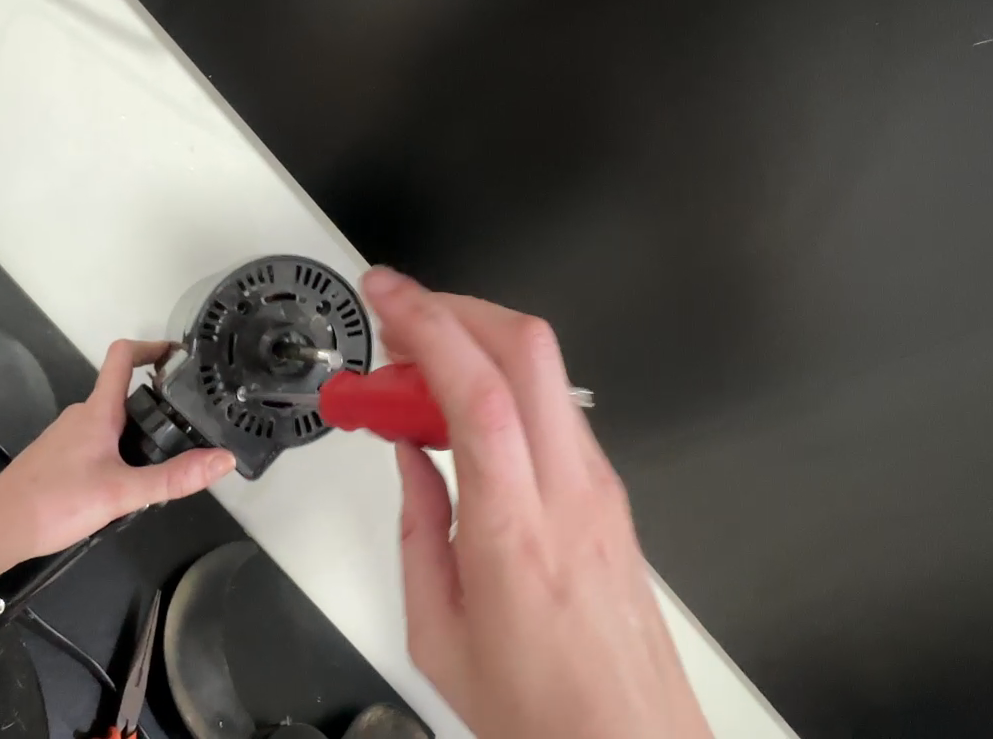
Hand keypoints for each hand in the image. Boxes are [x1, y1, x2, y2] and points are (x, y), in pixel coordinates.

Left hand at [0, 340, 236, 559]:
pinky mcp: (57, 458)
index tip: (179, 354)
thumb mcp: (122, 492)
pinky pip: (96, 443)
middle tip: (187, 427)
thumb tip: (224, 459)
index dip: (152, 346)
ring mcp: (66, 436)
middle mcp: (81, 415)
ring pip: (111, 423)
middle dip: (156, 405)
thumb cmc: (56, 502)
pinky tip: (123, 486)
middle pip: (123, 393)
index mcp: (98, 411)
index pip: (123, 356)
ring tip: (162, 465)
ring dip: (137, 434)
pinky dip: (117, 452)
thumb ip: (174, 478)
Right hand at [364, 268, 711, 738]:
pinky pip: (549, 402)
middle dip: (453, 306)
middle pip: (525, 349)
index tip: (384, 295)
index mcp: (513, 530)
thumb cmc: (543, 708)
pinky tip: (460, 405)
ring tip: (417, 366)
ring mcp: (597, 482)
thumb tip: (409, 455)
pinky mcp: (608, 487)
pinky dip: (497, 377)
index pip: (474, 393)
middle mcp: (568, 490)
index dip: (426, 325)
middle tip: (397, 318)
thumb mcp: (439, 630)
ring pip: (542, 366)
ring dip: (472, 339)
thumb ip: (418, 525)